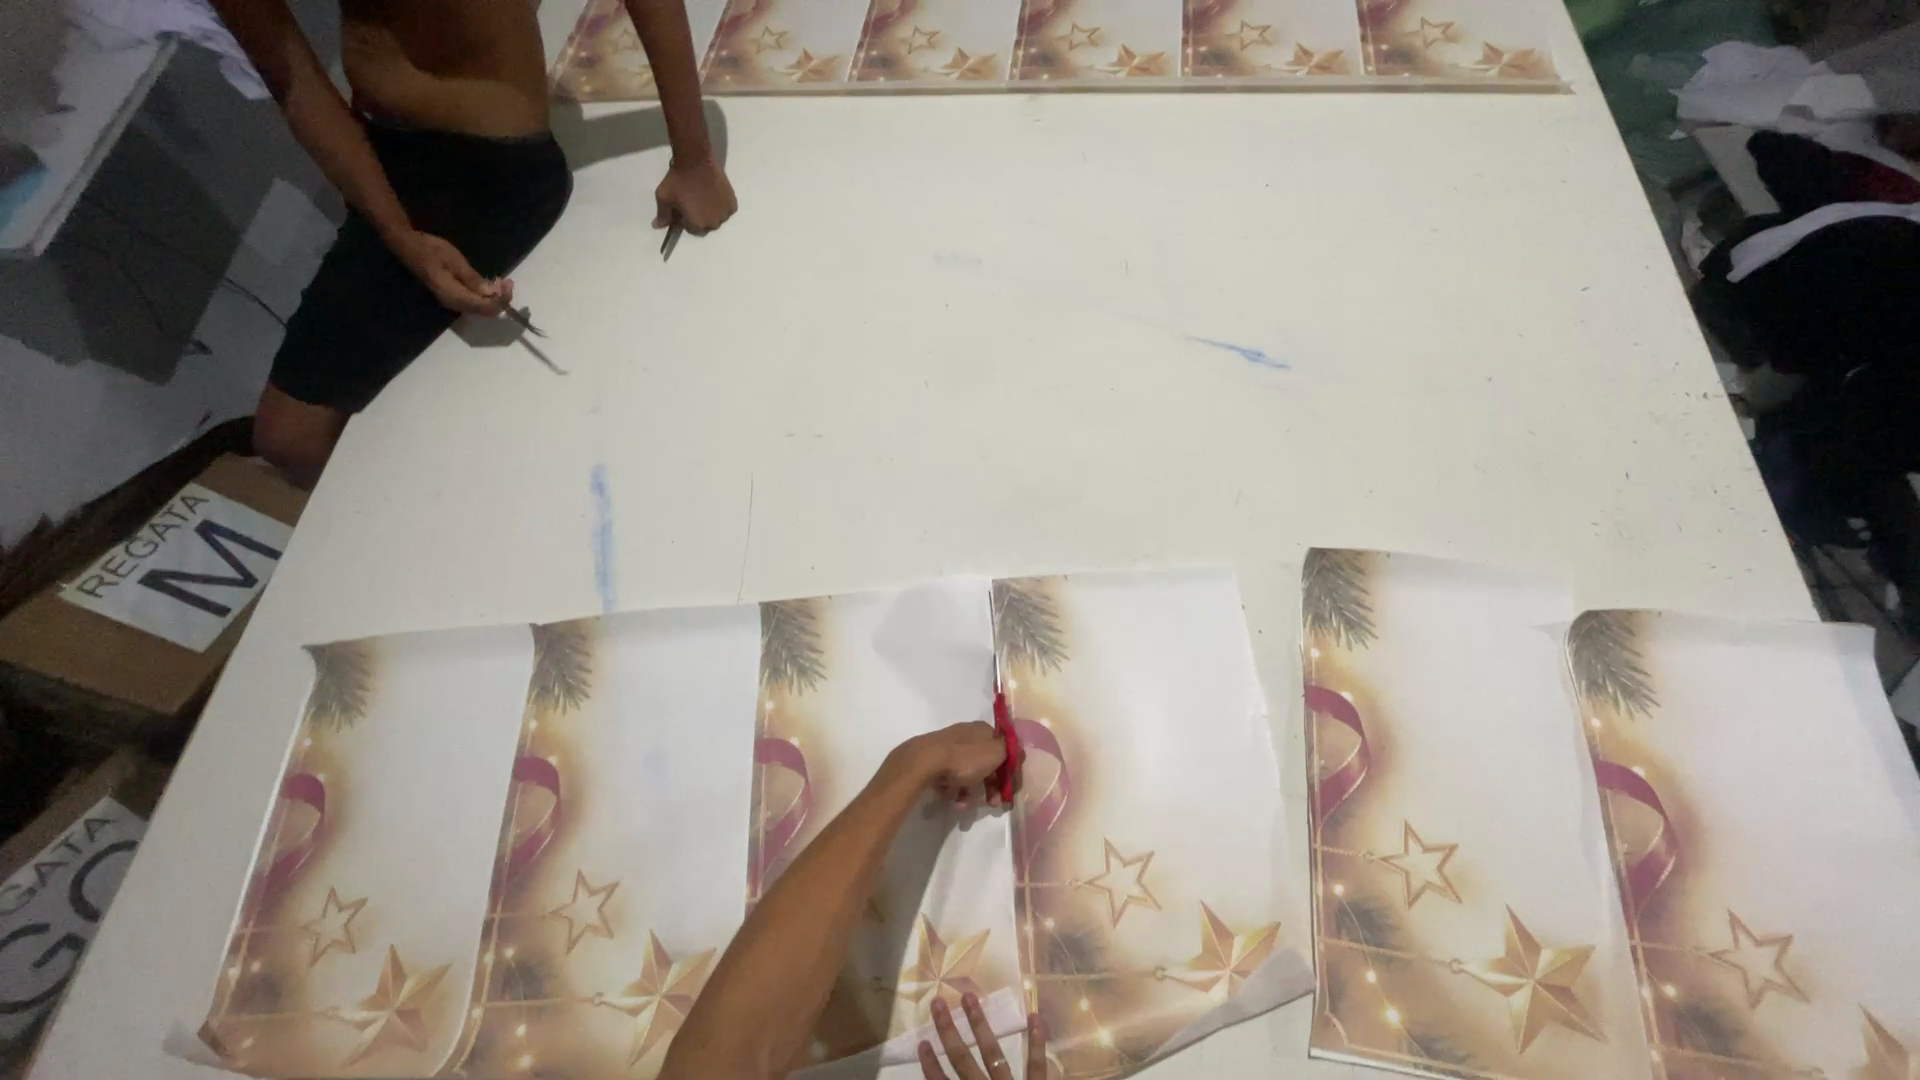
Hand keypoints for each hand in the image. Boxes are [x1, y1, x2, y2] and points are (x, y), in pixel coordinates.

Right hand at [388, 228, 510, 315]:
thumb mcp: (454, 261)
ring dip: (495, 298)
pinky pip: (475, 303)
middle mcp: (454, 304)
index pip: (486, 306)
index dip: (501, 298)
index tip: (508, 283)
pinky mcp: (453, 297)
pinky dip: (486, 296)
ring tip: (502, 282)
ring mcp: (453, 302)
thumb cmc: (430, 250)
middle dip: (501, 299)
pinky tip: (491, 285)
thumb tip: (492, 293)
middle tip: (508, 282)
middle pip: (486, 310)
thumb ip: (473, 279)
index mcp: (454, 295)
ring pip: (481, 308)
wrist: (408, 246)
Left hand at [653, 155, 736, 234]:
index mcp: (697, 225)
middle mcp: (714, 223)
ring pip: (717, 218)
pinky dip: (721, 206)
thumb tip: (657, 227)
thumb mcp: (663, 197)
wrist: (695, 160)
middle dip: (699, 217)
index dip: (686, 219)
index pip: (692, 230)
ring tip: (704, 197)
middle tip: (693, 201)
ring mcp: (725, 213)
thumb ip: (662, 214)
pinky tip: (714, 194)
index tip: (683, 208)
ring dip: (711, 212)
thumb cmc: (678, 180)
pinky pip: (727, 210)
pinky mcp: (733, 203)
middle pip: (706, 225)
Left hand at [890, 722, 1006, 809]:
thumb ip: (1012, 751)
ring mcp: (949, 747)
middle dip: (992, 785)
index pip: (1003, 749)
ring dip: (973, 791)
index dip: (1009, 770)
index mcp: (983, 730)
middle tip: (993, 803)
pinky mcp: (935, 760)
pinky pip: (952, 777)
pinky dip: (956, 790)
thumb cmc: (965, 758)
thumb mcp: (997, 753)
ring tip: (967, 806)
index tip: (1009, 790)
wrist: (926, 761)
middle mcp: (967, 735)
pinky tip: (954, 801)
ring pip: (969, 772)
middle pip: (987, 762)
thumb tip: (1019, 751)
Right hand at [919, 995, 1046, 1079]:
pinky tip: (1035, 1017)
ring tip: (969, 996)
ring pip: (993, 1054)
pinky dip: (1037, 1043)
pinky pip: (1037, 1067)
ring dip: (980, 1025)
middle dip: (949, 1031)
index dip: (931, 1066)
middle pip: (963, 1061)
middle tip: (937, 1002)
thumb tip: (942, 1075)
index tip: (922, 1042)